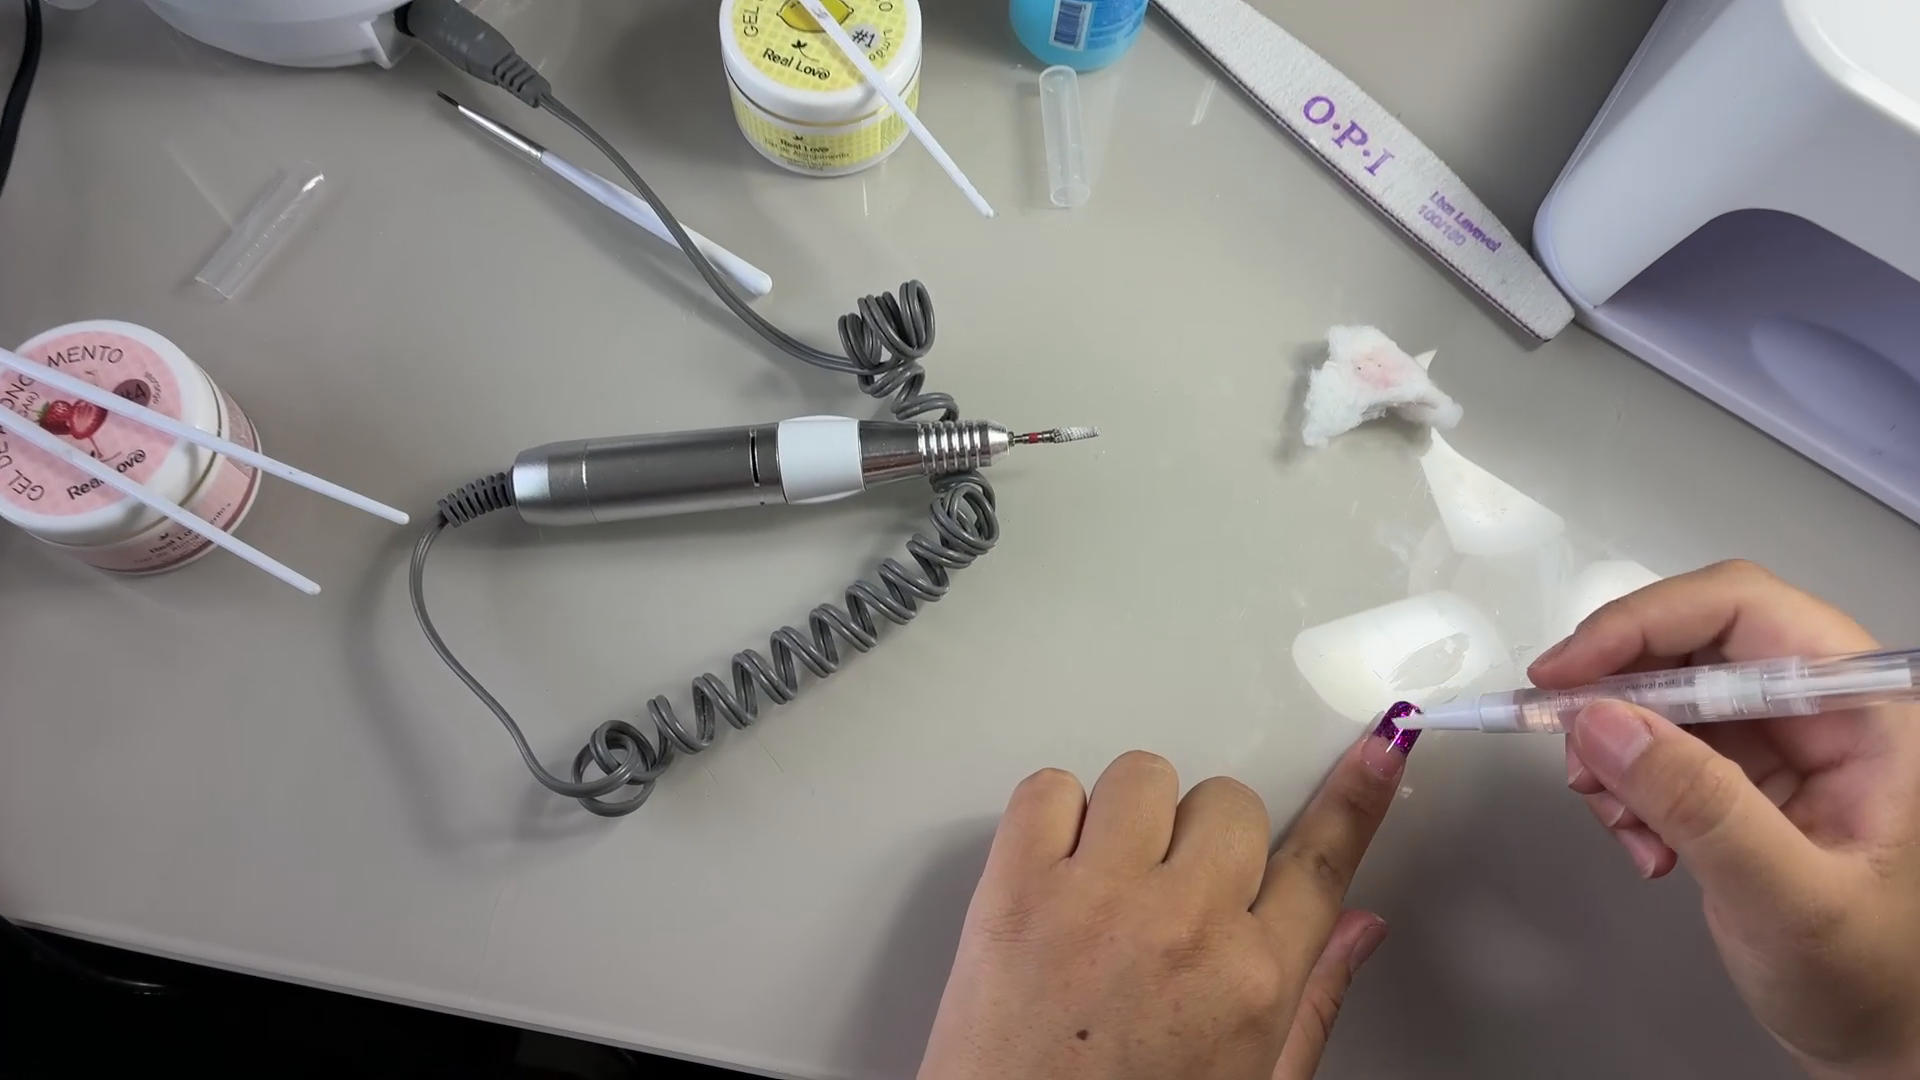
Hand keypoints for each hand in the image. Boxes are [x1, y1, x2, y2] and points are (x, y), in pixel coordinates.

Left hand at [917, 729, 1415, 1079]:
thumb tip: (1360, 922)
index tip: (1376, 749)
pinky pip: (1052, 783)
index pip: (1320, 861)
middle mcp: (1185, 925)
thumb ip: (1312, 998)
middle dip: (1200, 831)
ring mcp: (1098, 895)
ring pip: (1142, 773)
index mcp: (1252, 981)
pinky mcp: (1019, 879)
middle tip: (1164, 880)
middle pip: (1226, 799)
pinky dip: (1052, 810)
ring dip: (1128, 810)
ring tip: (1105, 873)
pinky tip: (1052, 864)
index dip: (1353, 799)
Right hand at [1535, 561, 1919, 1079]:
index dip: (1640, 624)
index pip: (1741, 609)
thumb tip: (1592, 718)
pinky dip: (1616, 782)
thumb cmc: (1880, 988)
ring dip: (1606, 751)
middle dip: (1609, 699)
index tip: (1561, 676)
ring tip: (1620, 823)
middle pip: (1681, 646)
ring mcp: (1776, 740)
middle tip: (1572, 756)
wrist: (1899, 1053)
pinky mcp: (1736, 769)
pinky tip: (1639, 839)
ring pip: (1649, 694)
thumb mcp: (1792, 902)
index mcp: (1870, 716)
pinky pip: (1643, 741)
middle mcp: (1820, 710)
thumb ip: (1701, 807)